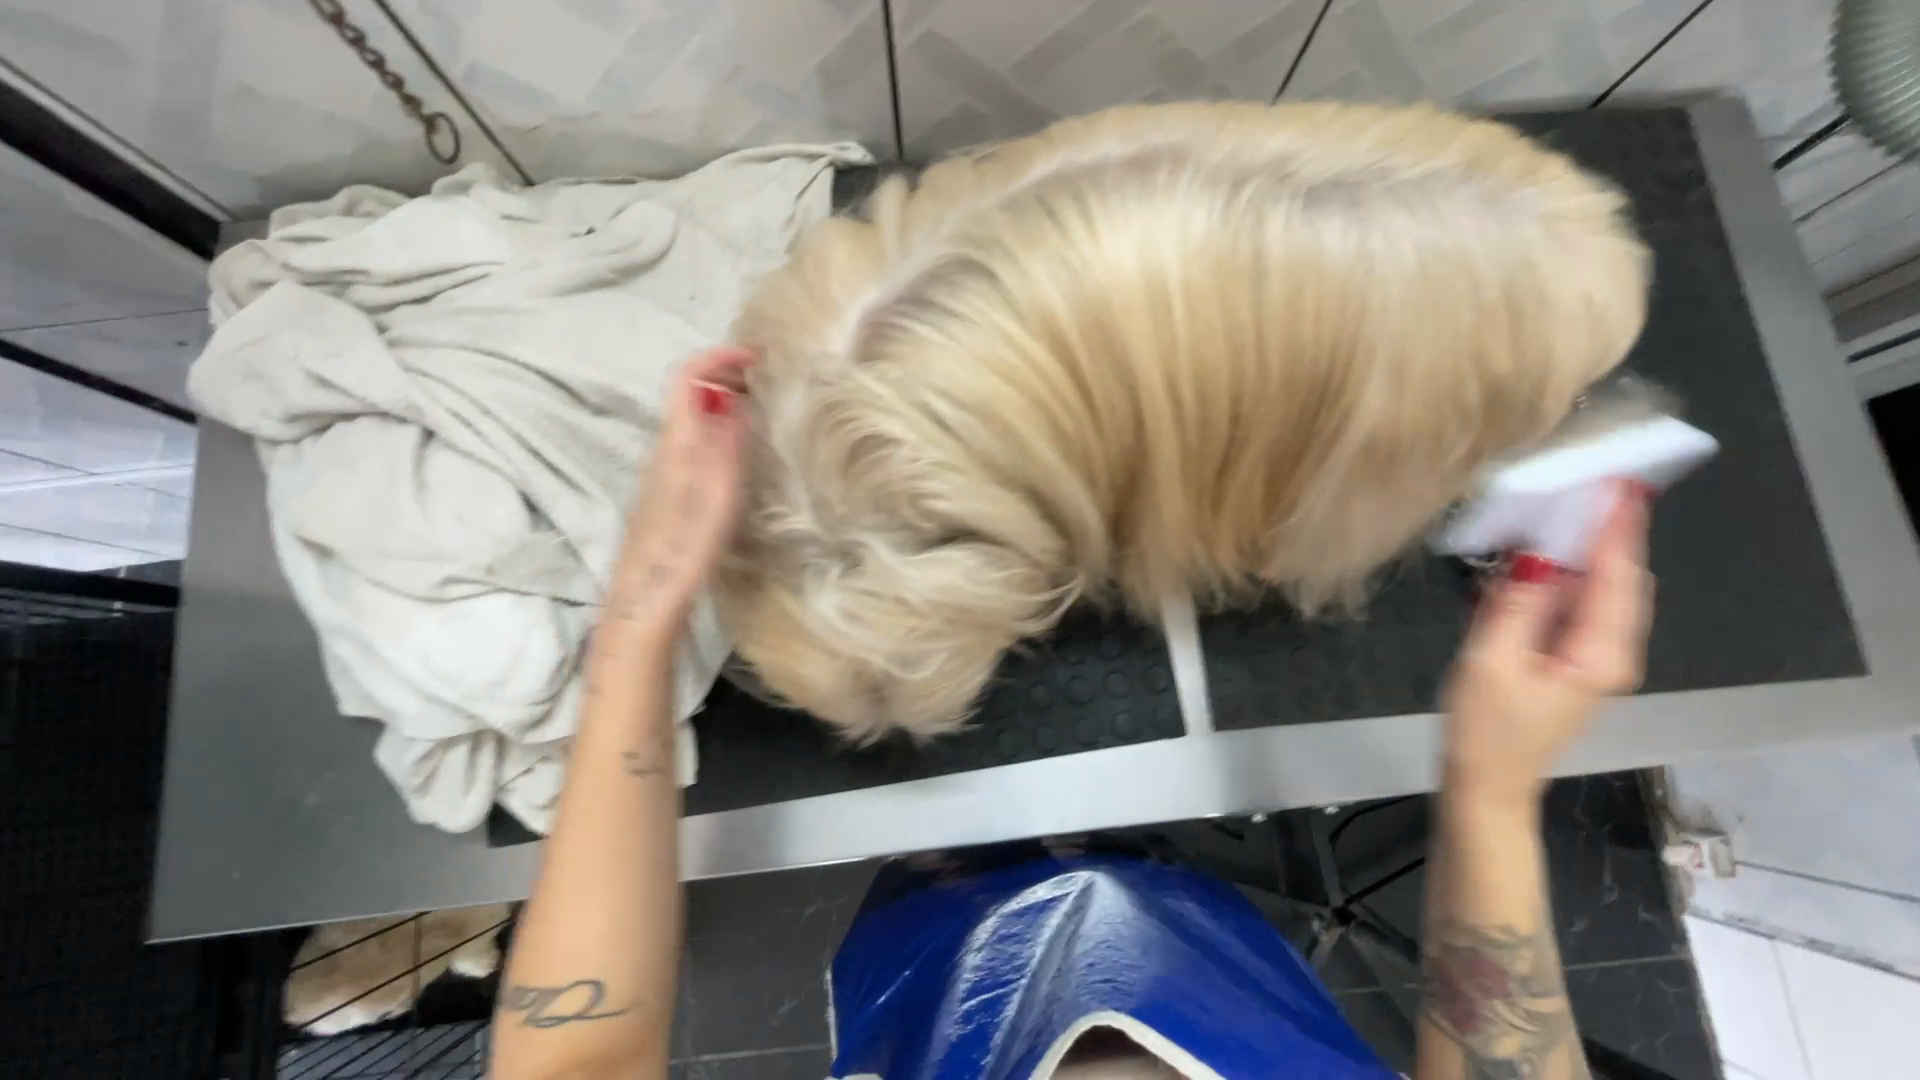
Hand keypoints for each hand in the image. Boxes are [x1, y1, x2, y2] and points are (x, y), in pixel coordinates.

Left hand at [602, 346, 752, 641]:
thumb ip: (721, 443)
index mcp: (675, 444)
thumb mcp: (712, 494)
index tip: (757, 355)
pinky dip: (721, 430)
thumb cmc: (683, 549)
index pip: (687, 378)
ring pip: (694, 419)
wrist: (647, 601)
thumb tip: (729, 395)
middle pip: (690, 395)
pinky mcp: (670, 495)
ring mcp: (665, 474)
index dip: (718, 357)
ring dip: (724, 403)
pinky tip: (742, 450)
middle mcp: (665, 451)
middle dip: (727, 375)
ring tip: (764, 406)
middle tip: (769, 379)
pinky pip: (696, 443)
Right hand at [1440, 483, 1653, 805]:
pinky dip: (1554, 579)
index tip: (1618, 486)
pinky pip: (1568, 607)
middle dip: (1603, 535)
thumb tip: (1537, 554)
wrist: (1484, 782)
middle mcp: (1607, 650)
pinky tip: (1528, 561)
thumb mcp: (1492, 661)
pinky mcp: (1563, 659)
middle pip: (1615, 581)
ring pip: (1591, 592)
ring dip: (1575, 554)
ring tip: (1556, 513)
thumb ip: (1517, 604)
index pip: (1617, 577)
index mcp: (1599, 652)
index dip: (1617, 530)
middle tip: (1586, 490)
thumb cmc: (1486, 727)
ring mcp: (1587, 656)